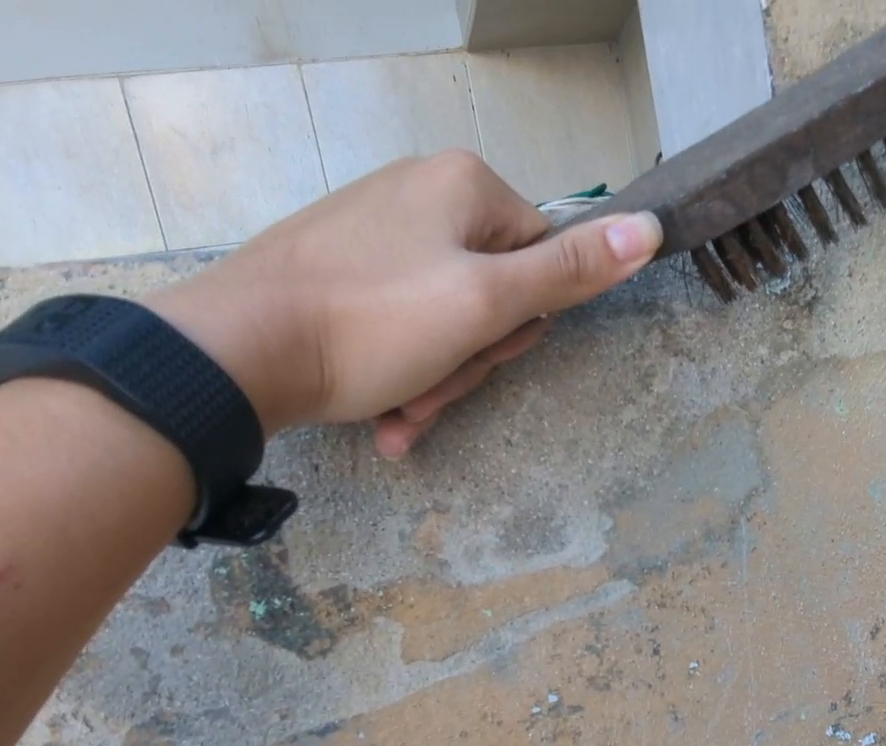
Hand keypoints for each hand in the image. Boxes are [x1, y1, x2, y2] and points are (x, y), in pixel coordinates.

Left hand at [143, 151, 661, 454]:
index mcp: (463, 187)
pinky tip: (382, 420)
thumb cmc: (373, 325)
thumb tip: (650, 227)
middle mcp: (421, 197)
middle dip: (470, 361)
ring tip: (400, 417)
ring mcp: (375, 234)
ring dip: (435, 382)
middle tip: (433, 391)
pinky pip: (399, 328)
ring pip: (446, 322)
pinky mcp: (340, 274)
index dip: (522, 323)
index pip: (543, 257)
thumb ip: (570, 271)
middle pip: (493, 295)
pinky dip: (399, 376)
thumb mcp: (486, 303)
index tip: (482, 353)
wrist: (235, 356)